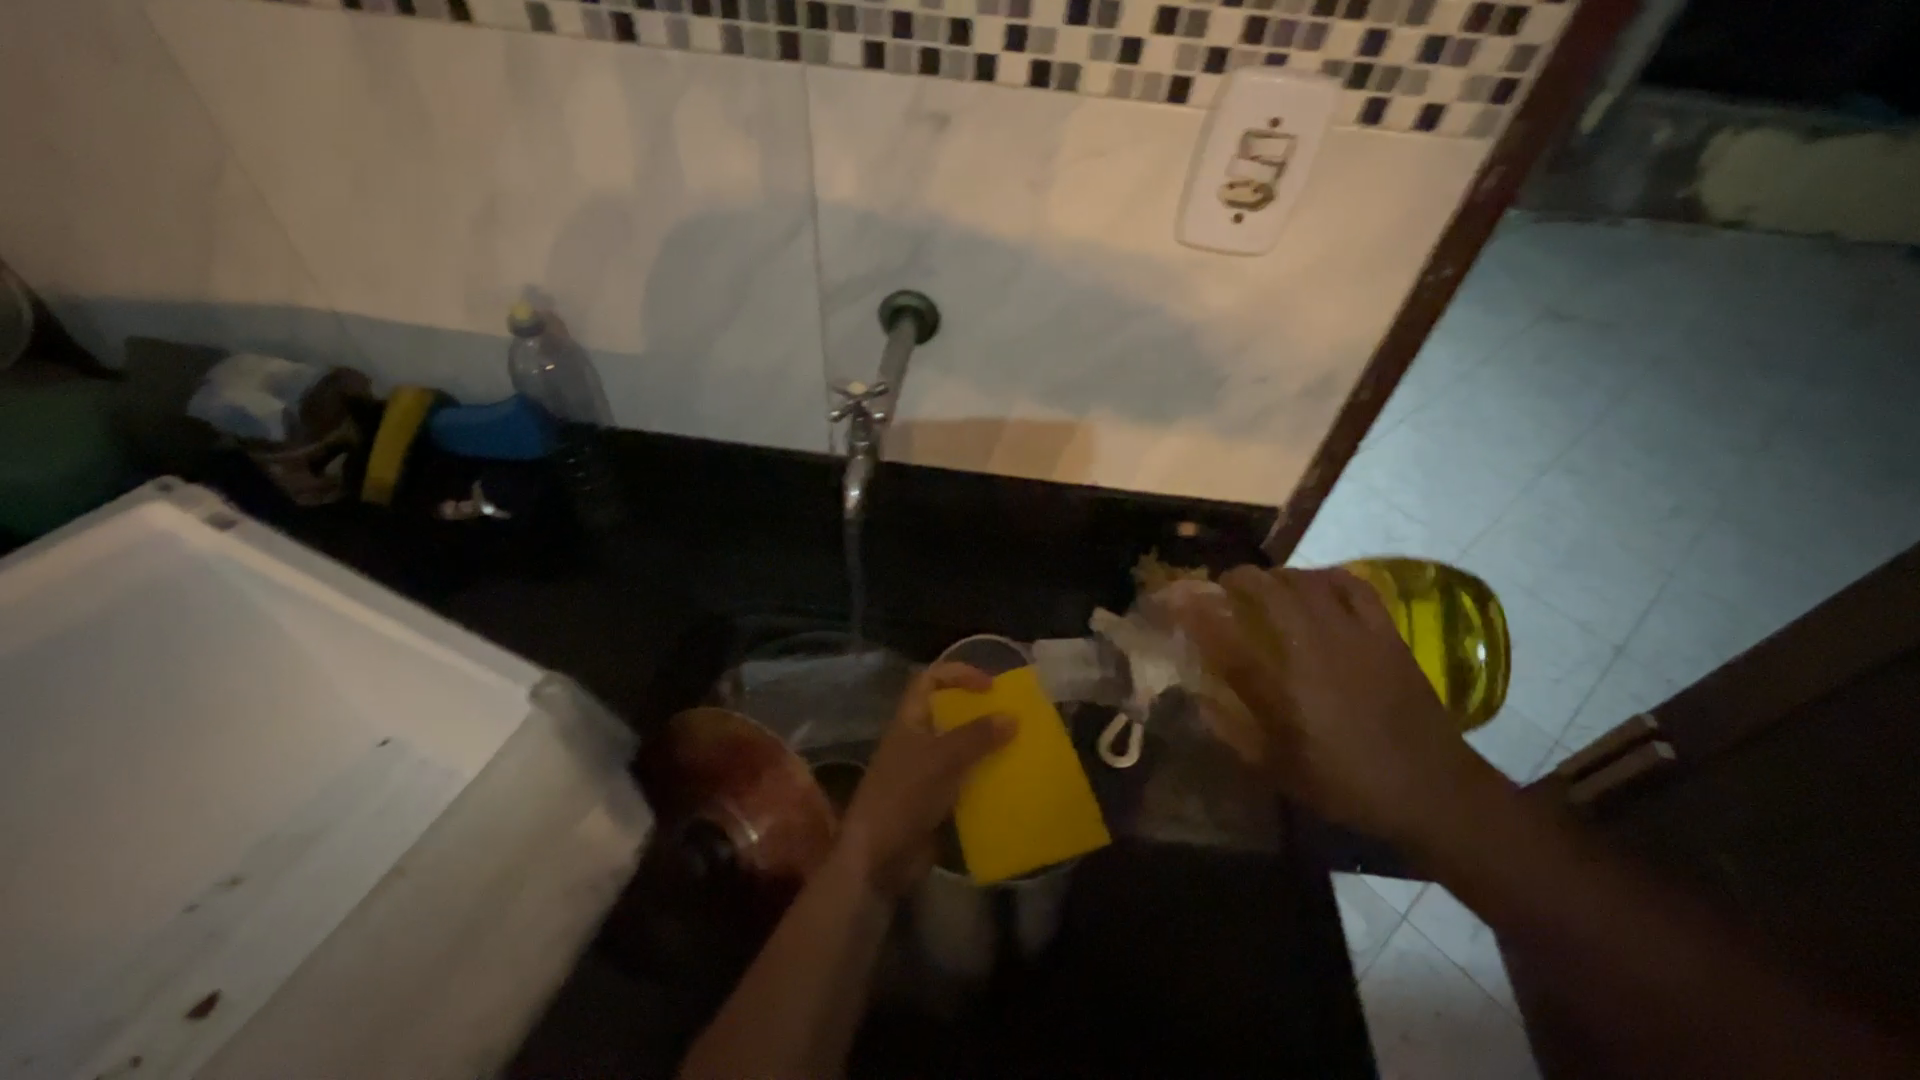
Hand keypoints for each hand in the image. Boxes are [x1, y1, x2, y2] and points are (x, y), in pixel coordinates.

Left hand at [836, 662, 1012, 895]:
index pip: (930, 680)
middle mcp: (916, 742)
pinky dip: (986, 781)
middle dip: (981, 714)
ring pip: (961, 751)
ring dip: (988, 749)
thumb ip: (977, 736)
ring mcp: (925, 774)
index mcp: (909, 721)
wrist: (879, 858)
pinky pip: (965, 783)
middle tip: (1016, 719)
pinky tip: (1011, 785)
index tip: (991, 686)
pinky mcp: (936, 803)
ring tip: (1021, 751)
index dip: (958, 674)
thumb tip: (1012, 717)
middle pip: (949, 715)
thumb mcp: (942, 759)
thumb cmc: (904, 796)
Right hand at [1169, 565, 1503, 845]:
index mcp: (1281, 689)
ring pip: (1307, 581)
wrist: (1432, 789)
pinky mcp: (1385, 634)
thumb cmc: (1347, 786)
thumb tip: (1199, 701)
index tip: (1176, 600)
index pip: (1225, 638)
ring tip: (1268, 584)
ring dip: (1279, 575)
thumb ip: (1233, 734)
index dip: (1195, 614)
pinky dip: (1328, 576)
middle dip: (1238, 579)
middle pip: (1267, 592)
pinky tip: (1319, 586)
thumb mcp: (1278, 772)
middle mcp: (1312, 651)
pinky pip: (1354, 586)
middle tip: (1225, 586)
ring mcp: (1353, 636)